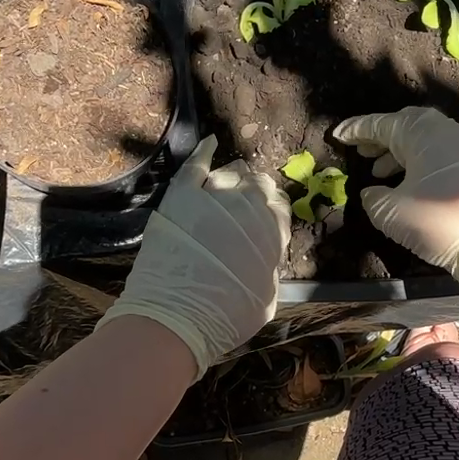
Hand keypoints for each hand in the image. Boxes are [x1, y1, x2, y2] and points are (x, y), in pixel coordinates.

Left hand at [100, 136, 290, 373]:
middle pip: (257, 185)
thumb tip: (266, 254)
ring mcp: (212, 196)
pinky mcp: (180, 197)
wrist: (178, 317)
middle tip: (246, 202)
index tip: (267, 217)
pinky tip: (210, 143)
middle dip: (255, 190)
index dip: (273, 211)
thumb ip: (269, 266)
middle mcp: (247, 205)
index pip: (280, 207)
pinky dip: (203, 152)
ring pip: (229, 173)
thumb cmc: (228, 317)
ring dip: (233, 177)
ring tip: (230, 181)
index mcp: (272, 231)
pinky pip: (194, 166)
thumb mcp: (267, 297)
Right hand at [335, 107, 458, 286]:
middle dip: (382, 137)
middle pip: (407, 125)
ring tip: (379, 172)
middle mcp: (448, 131)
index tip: (339, 135)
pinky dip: (421, 161)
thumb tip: (372, 192)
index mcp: (423, 134)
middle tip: (362, 150)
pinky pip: (442, 153)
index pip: (382, 124)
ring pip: (426, 140)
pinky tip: (409, 182)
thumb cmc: (437, 222)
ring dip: (400, 152)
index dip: (358, 130)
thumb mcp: (391, 212)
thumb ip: (373, 197)